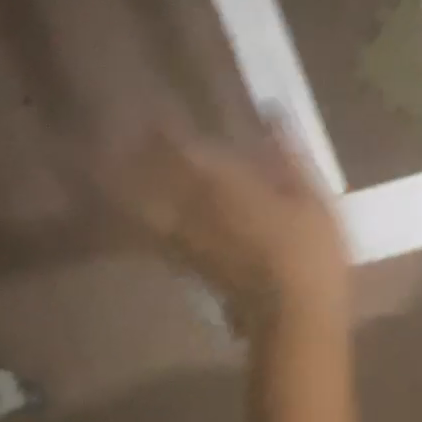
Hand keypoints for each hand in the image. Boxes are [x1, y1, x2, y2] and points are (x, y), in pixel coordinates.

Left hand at [101, 125, 348, 330]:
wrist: (292, 314)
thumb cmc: (311, 251)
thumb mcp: (313, 198)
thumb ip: (288, 155)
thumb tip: (272, 111)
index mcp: (222, 183)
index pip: (179, 145)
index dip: (162, 126)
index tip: (150, 107)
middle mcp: (191, 205)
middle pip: (150, 172)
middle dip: (135, 151)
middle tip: (119, 133)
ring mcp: (184, 236)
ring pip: (140, 201)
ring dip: (122, 182)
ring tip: (108, 168)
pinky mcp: (187, 263)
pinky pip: (150, 233)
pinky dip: (136, 219)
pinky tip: (133, 215)